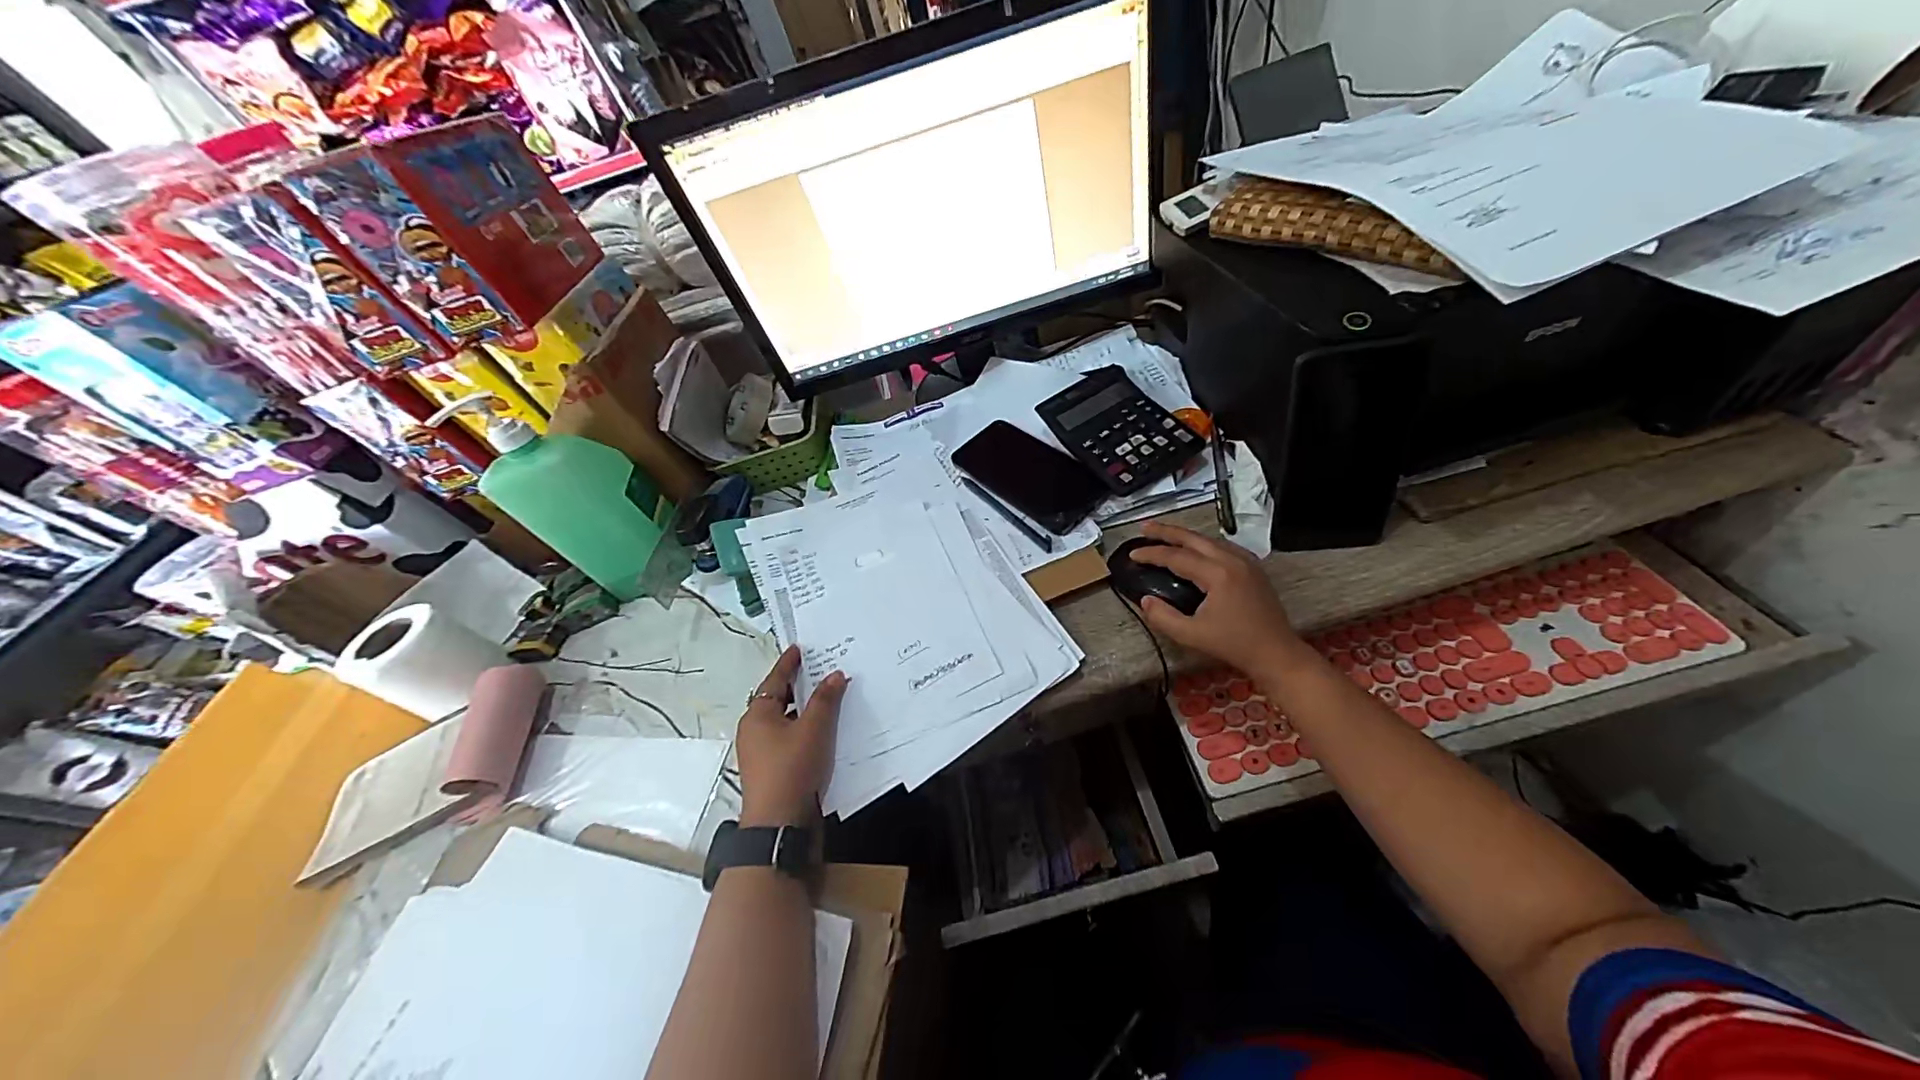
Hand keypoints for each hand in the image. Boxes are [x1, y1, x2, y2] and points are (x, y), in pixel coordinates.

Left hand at [735, 646, 847, 826]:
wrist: (781, 824)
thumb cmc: (792, 769)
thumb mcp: (814, 729)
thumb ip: (826, 699)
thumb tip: (834, 675)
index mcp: (757, 715)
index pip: (774, 680)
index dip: (788, 664)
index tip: (799, 649)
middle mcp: (755, 731)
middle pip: (778, 700)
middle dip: (799, 687)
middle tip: (820, 670)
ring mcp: (762, 753)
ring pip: (785, 722)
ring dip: (805, 710)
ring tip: (830, 698)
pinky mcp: (773, 770)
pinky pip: (790, 740)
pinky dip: (806, 730)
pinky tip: (826, 731)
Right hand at [1128, 521, 1302, 674]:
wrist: (1276, 652)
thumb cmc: (1234, 645)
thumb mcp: (1192, 635)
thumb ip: (1163, 617)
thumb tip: (1144, 600)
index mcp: (1218, 574)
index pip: (1177, 556)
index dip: (1151, 554)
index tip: (1132, 555)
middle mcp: (1232, 560)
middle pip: (1193, 538)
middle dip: (1166, 531)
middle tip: (1144, 528)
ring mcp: (1246, 561)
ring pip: (1209, 539)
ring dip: (1185, 536)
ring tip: (1165, 535)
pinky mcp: (1253, 568)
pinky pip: (1223, 547)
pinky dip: (1203, 543)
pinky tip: (1195, 548)